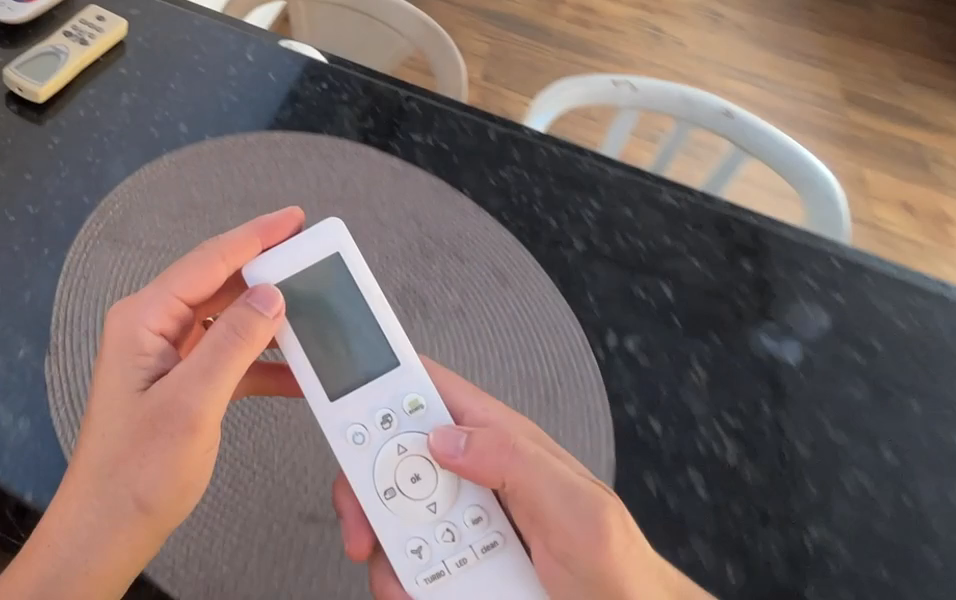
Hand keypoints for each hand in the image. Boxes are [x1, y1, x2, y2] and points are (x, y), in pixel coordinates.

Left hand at [0, 207, 305, 597]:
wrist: (108, 528)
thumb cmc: (134, 473)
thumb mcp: (192, 404)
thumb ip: (234, 344)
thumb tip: (271, 297)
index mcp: (144, 317)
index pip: (208, 261)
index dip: (255, 237)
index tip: (292, 220)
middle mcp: (153, 326)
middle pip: (218, 283)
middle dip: (267, 272)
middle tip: (311, 259)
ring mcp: (167, 353)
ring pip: (227, 319)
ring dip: (268, 319)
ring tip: (312, 310)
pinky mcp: (181, 380)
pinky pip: (228, 355)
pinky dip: (262, 360)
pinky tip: (296, 371)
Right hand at [332, 359, 712, 599]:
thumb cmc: (620, 571)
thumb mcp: (578, 510)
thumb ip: (514, 459)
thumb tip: (443, 436)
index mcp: (493, 438)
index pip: (422, 387)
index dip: (375, 378)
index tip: (335, 394)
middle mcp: (467, 470)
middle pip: (389, 454)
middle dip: (364, 486)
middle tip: (361, 524)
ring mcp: (458, 516)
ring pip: (390, 512)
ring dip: (382, 545)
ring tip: (400, 581)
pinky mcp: (454, 561)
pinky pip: (406, 562)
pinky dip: (398, 581)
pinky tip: (412, 595)